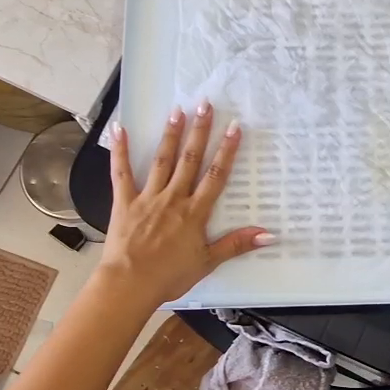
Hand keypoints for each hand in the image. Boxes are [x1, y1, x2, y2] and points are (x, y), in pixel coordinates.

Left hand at [100, 101, 272, 305]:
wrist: (129, 285)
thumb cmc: (169, 277)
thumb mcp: (207, 262)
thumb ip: (236, 244)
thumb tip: (269, 234)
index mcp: (195, 212)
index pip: (216, 175)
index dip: (226, 150)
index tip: (234, 127)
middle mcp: (173, 198)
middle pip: (190, 159)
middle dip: (199, 131)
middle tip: (205, 104)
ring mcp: (148, 198)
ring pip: (162, 160)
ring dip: (170, 134)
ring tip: (177, 110)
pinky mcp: (124, 202)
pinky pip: (121, 173)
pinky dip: (120, 150)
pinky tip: (120, 129)